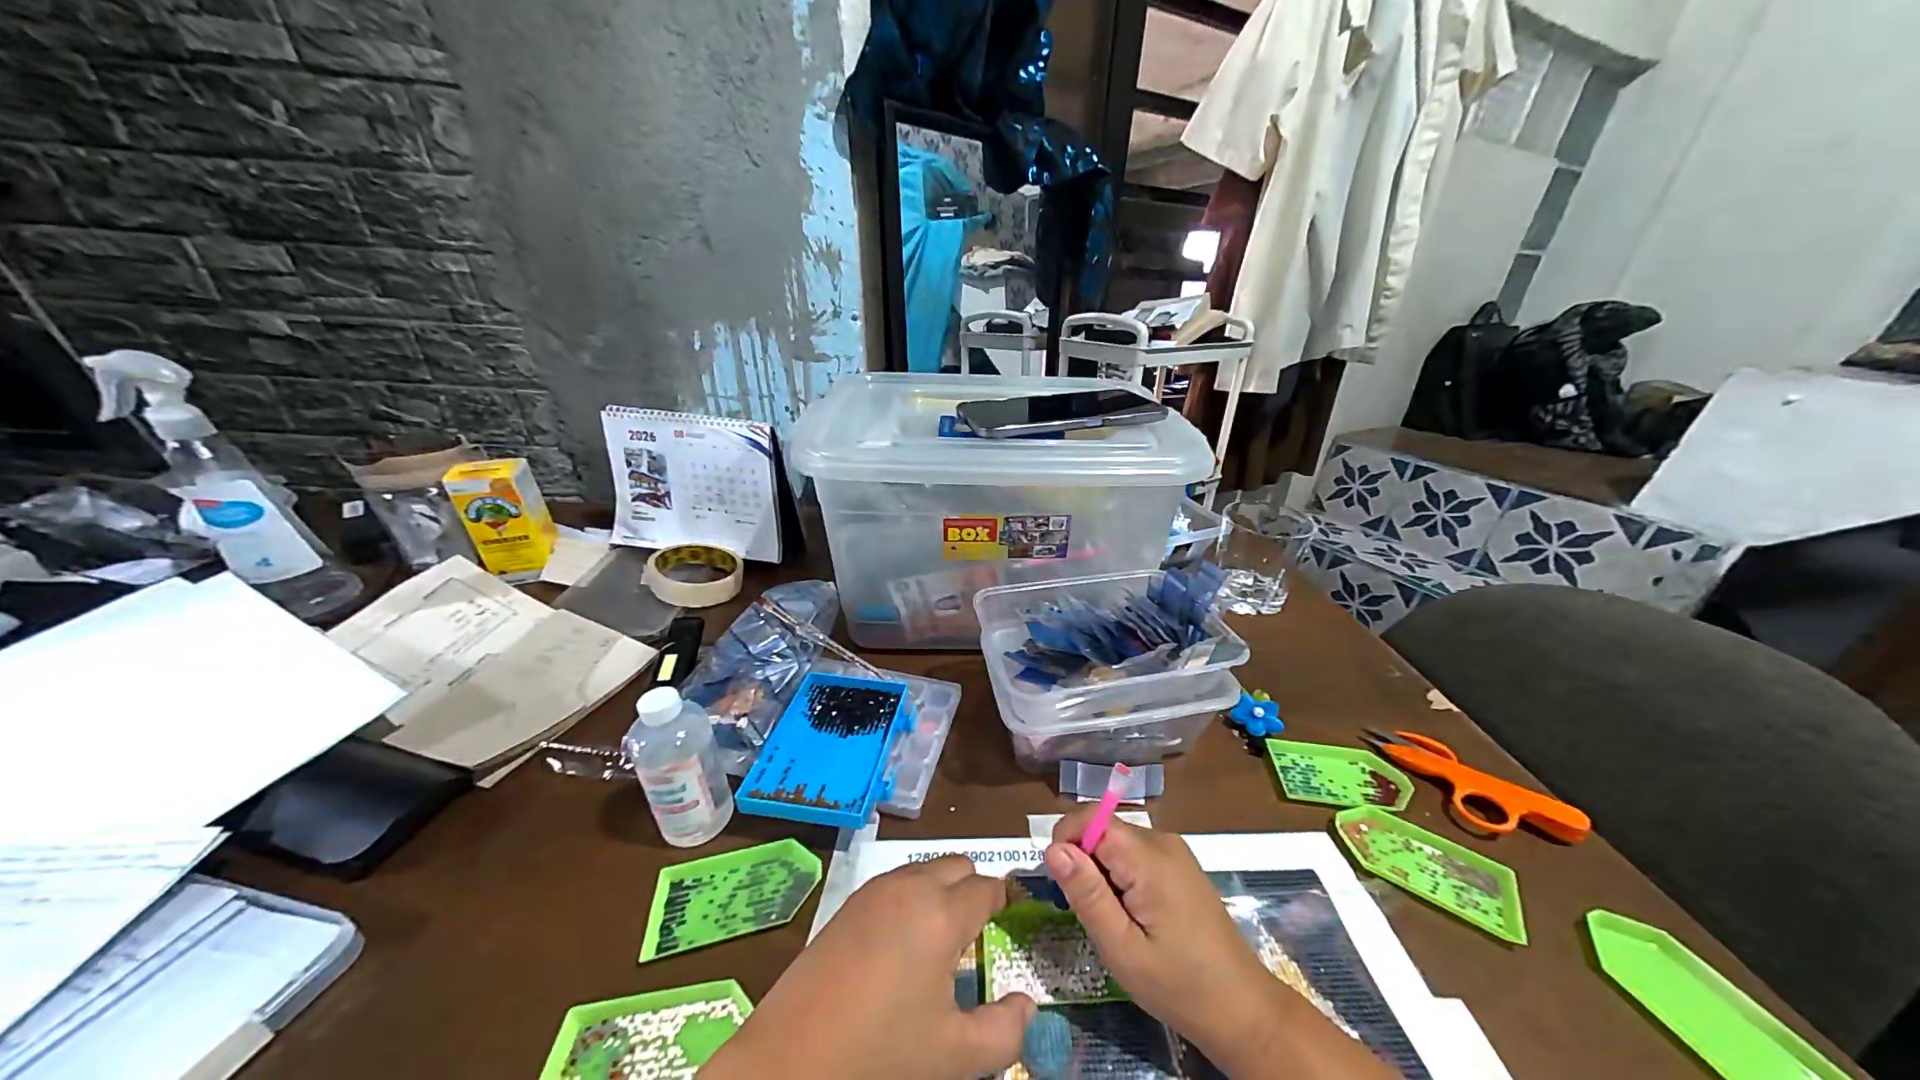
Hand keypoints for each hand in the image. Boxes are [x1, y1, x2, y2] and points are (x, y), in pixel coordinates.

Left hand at [701, 855, 1034, 1079]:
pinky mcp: (849, 902)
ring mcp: (875, 890)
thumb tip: (1027, 1004)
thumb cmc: (881, 1052)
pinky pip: (897, 881)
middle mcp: (911, 887)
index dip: (1006, 901)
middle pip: (959, 865)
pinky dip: (913, 896)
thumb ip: (1006, 1030)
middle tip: (980, 931)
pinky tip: (904, 942)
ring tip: (943, 938)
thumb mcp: (954, 1055)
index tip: (1014, 920)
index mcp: (942, 913)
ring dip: (943, 889)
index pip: (988, 888)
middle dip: (975, 888)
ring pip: (925, 868)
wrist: (792, 1056)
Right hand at [1046, 809, 1393, 1078]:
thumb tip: (1053, 849)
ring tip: (1110, 919)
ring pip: (1116, 840)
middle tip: (1088, 912)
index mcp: (1148, 857)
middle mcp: (1162, 841)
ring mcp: (1174, 851)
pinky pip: (1134, 853)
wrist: (1242, 1009)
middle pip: (1103, 827)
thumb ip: (1087, 893)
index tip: (1062, 885)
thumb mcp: (1121, 947)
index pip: (1091, 817)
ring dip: (1100, 870)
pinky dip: (1119, 875)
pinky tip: (1130, 915)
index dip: (1066, 840)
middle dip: (1082, 860)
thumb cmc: (1178, 984)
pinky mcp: (1178, 865)